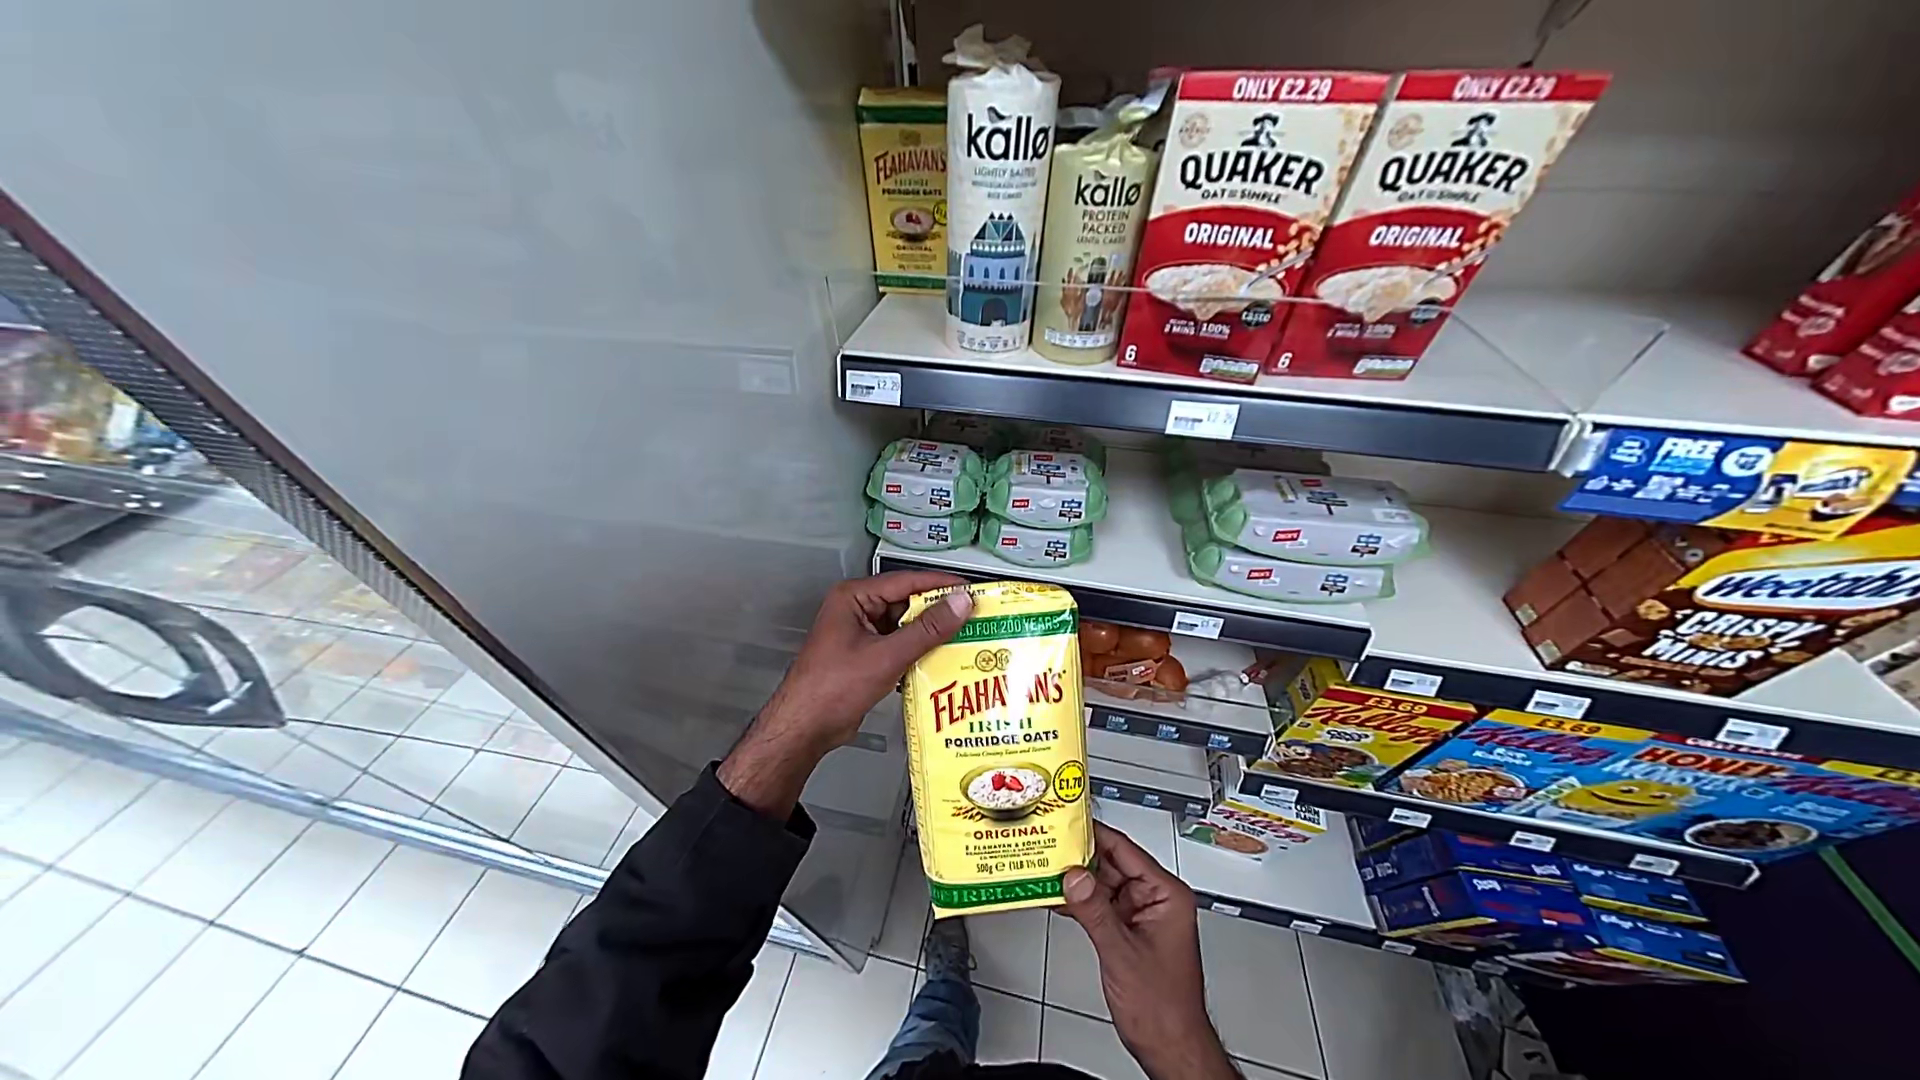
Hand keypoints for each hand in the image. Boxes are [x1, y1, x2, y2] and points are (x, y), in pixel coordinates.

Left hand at [719, 571, 972, 818]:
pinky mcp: (866, 657)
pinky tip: (940, 661)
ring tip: (963, 638)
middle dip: (937, 612)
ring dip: (929, 635)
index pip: (905, 581)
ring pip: (905, 627)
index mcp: (854, 597)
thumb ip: (927, 629)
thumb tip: (958, 605)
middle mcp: (857, 610)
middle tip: (972, 616)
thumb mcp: (887, 655)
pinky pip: (899, 646)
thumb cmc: (831, 688)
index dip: (939, 584)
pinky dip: (918, 653)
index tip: (968, 589)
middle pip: (907, 603)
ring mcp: (861, 634)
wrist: (805, 728)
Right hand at [1059, 823, 1237, 1079]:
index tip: (1069, 820)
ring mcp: (1139, 912)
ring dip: (1074, 878)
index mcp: (1166, 894)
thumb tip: (1073, 877)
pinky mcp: (1125, 927)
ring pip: (1101, 882)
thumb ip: (1095, 912)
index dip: (1095, 833)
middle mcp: (1154, 898)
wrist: (1170, 1049)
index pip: (1124, 850)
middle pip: (1110, 863)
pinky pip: (1098, 903)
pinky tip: (1054, 895)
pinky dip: (1077, 900)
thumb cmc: (1165, 1008)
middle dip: (1078, 856)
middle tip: (1048, 843)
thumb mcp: (1122, 953)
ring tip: (1045, 866)